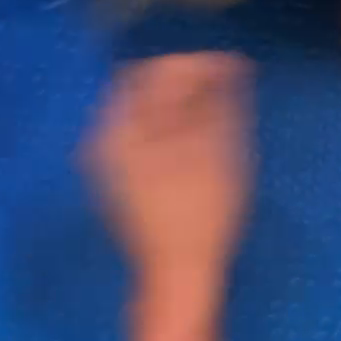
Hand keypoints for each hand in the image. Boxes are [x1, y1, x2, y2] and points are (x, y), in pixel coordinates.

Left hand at [84, 53, 254, 310]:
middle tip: (228, 82)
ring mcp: (110, 158)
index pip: (157, 72)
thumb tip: (223, 63)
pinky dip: (173, 123)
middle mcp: (105, 137)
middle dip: (187, 78)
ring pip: (146, 108)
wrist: (179, 278)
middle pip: (145, 86)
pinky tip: (202, 132)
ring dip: (182, 100)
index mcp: (121, 127)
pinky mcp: (123, 176)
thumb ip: (216, 101)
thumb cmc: (201, 215)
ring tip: (221, 104)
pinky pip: (145, 131)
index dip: (196, 63)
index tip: (234, 65)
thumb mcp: (216, 151)